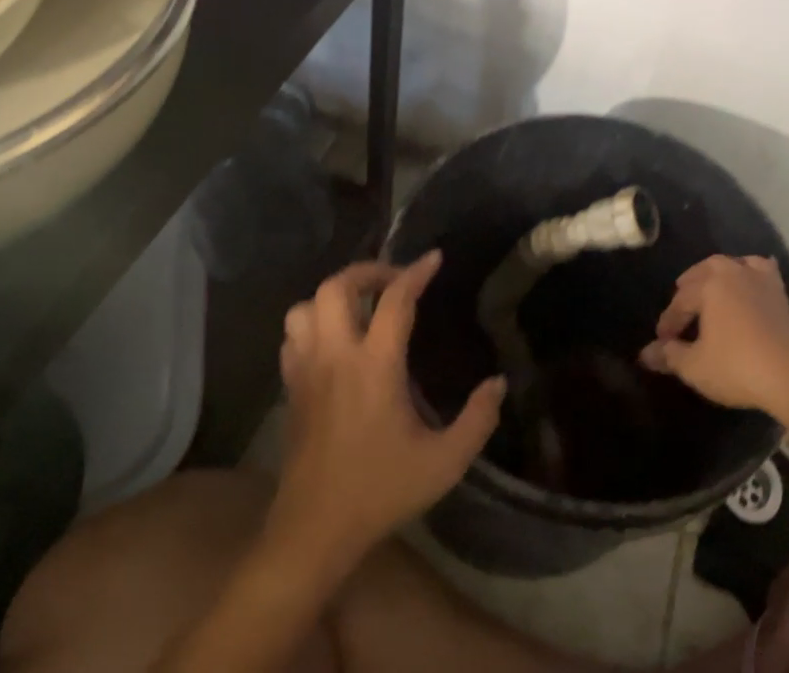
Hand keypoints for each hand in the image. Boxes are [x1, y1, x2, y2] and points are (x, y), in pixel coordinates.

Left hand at [269, 252, 505, 556]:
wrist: (315, 530)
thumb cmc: (382, 491)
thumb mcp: (446, 461)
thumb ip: (479, 418)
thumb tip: (497, 383)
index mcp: (375, 367)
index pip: (394, 301)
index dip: (416, 273)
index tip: (435, 259)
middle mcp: (335, 358)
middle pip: (336, 287)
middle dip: (366, 271)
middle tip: (395, 280)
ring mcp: (306, 372)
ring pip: (305, 308)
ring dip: (333, 295)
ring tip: (362, 306)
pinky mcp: (291, 390)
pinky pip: (293, 336)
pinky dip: (314, 322)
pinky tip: (336, 340)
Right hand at [639, 255, 788, 414]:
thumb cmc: (736, 367)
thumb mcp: (694, 366)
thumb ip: (669, 355)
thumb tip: (646, 353)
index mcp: (710, 285)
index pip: (681, 301)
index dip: (669, 322)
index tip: (662, 342)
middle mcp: (735, 273)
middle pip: (705, 272)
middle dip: (688, 289)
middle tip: (680, 309)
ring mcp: (761, 281)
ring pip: (733, 265)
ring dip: (717, 274)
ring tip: (709, 289)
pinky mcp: (780, 294)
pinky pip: (762, 271)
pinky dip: (750, 272)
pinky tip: (748, 282)